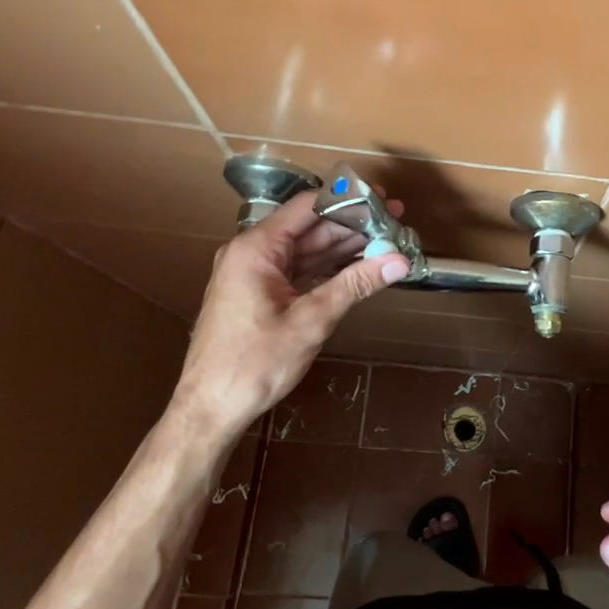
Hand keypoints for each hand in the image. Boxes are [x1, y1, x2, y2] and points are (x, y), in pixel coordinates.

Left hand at [173, 190, 410, 430]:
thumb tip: (399, 261)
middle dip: (352, 226)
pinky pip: (296, 270)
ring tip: (385, 243)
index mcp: (256, 248)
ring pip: (305, 250)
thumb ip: (355, 285)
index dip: (349, 200)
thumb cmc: (254, 363)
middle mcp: (251, 252)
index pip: (308, 206)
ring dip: (342, 248)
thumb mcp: (311, 320)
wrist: (209, 408)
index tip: (384, 201)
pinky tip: (356, 268)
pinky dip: (326, 269)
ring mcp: (252, 274)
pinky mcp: (256, 294)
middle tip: (394, 224)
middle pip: (309, 227)